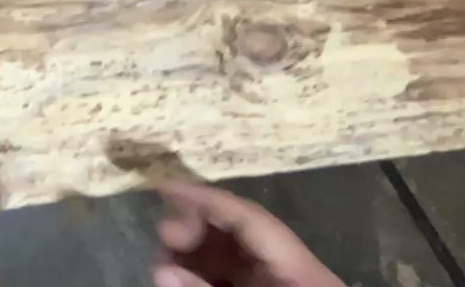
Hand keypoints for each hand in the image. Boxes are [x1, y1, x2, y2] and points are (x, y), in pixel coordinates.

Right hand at [153, 182, 342, 286]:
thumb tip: (159, 271)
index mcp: (305, 274)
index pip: (250, 219)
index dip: (204, 198)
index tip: (160, 187)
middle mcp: (296, 273)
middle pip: (238, 232)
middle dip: (195, 230)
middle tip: (163, 239)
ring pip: (232, 254)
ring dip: (194, 253)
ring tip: (165, 267)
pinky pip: (234, 276)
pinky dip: (204, 274)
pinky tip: (182, 279)